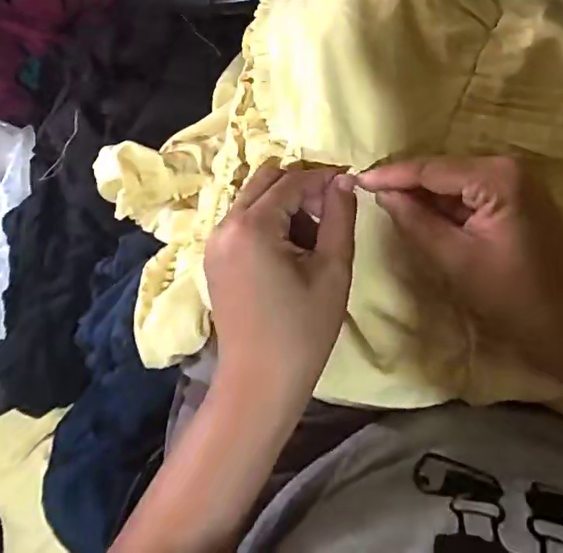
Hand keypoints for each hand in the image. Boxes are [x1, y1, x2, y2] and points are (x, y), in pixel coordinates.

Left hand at [205, 164, 356, 404]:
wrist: (258, 383)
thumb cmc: (302, 331)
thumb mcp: (332, 271)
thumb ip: (339, 217)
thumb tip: (344, 180)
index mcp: (251, 225)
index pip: (290, 181)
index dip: (322, 179)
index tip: (349, 186)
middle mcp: (224, 224)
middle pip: (265, 180)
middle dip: (299, 187)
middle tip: (329, 213)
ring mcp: (214, 240)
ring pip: (252, 198)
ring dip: (283, 204)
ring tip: (313, 239)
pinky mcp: (213, 256)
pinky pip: (241, 221)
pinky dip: (266, 221)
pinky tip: (289, 252)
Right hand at [362, 156, 562, 371]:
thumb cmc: (525, 300)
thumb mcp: (458, 262)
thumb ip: (416, 222)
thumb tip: (383, 194)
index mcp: (494, 176)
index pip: (426, 168)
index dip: (387, 175)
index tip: (351, 179)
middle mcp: (505, 168)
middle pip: (438, 171)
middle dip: (402, 183)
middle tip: (362, 193)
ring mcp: (514, 185)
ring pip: (451, 184)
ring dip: (421, 196)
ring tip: (380, 205)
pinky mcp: (517, 203)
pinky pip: (468, 197)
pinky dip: (443, 208)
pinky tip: (417, 218)